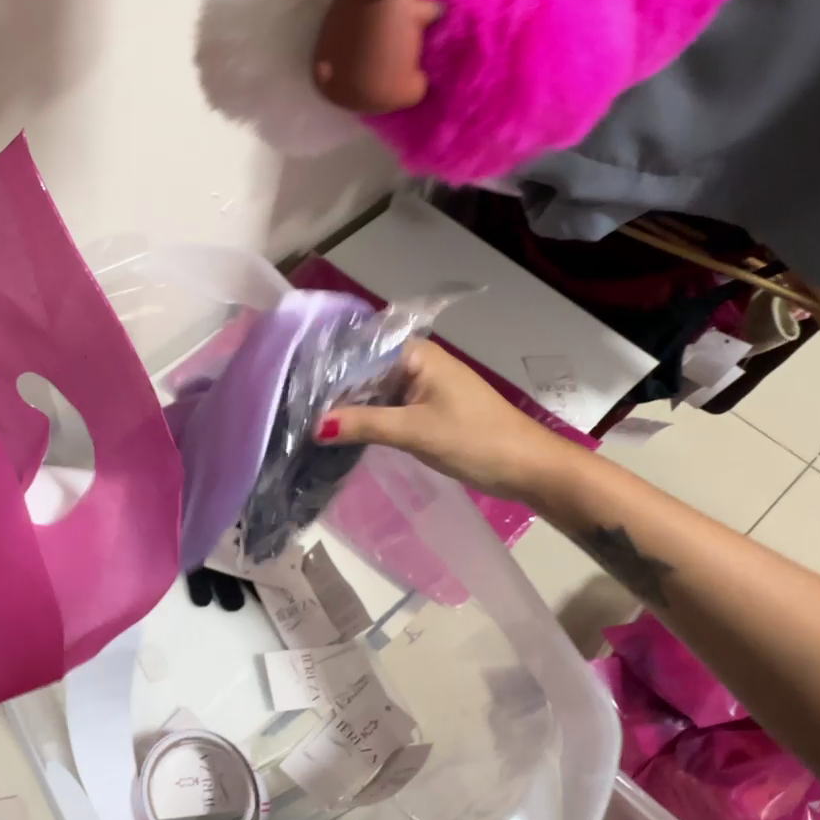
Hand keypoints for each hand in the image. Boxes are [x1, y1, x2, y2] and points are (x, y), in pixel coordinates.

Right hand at [314, 338, 574, 500]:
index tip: (293, 386)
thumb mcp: (415, 431)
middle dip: (331, 390)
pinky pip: (383, 407)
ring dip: (345, 406)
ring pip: (370, 391)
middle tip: (291, 408)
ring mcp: (419, 387)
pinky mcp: (423, 409)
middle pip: (361, 371)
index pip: (358, 352)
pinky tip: (337, 431)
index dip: (326, 369)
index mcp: (415, 355)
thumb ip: (363, 425)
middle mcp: (415, 363)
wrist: (528, 468)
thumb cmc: (476, 439)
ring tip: (304, 420)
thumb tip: (313, 427)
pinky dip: (363, 418)